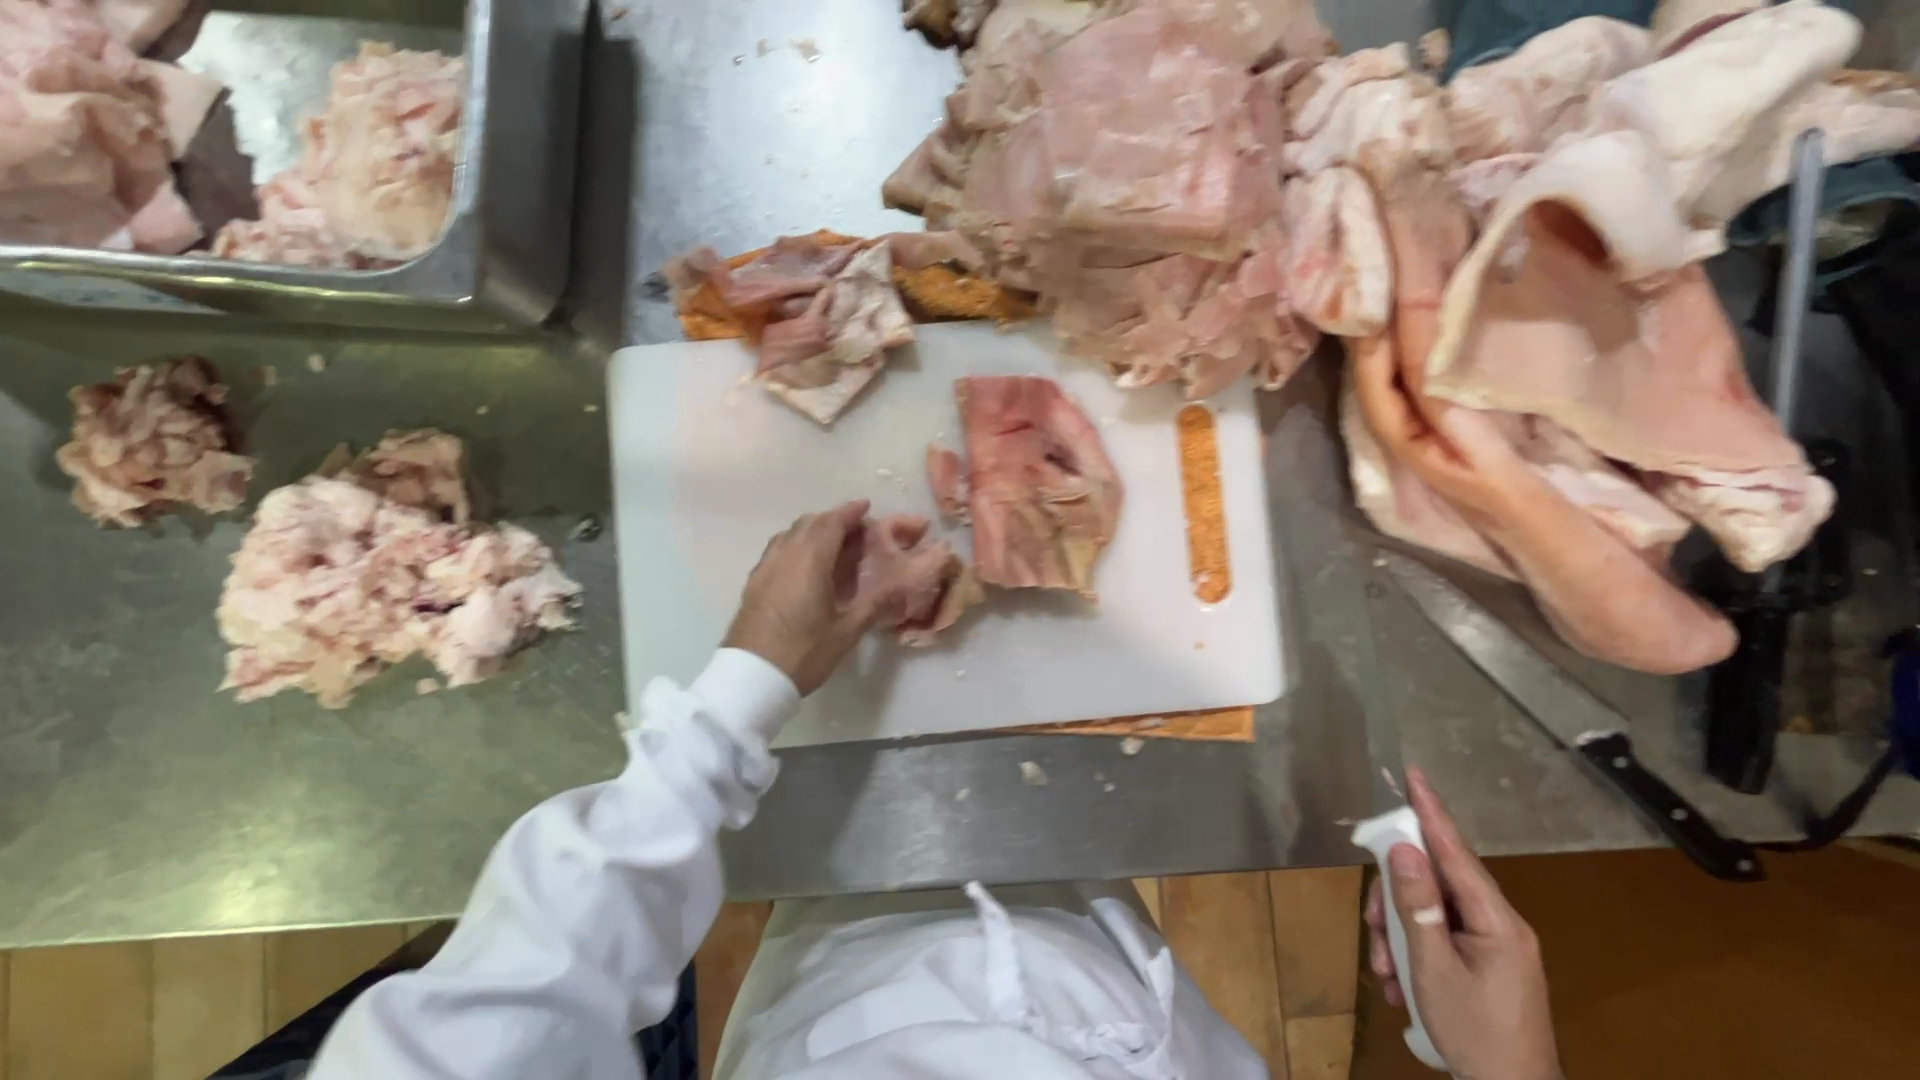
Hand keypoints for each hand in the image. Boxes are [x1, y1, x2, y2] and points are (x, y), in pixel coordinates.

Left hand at [722, 501, 889, 695]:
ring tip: (831, 541)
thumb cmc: (803, 652)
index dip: (850, 512)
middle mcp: (784, 555)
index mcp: (809, 561)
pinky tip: (804, 563)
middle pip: (809, 523)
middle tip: (855, 528)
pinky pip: (777, 549)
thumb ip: (874, 604)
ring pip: (789, 534)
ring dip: (812, 529)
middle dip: (832, 519)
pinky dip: (795, 544)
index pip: (831, 523)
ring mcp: (765, 568)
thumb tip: (901, 585)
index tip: (866, 506)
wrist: (751, 676)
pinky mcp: (754, 582)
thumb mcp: (846, 631)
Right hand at [1365, 766, 1561, 1079]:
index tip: (1413, 775)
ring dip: (1399, 935)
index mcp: (1496, 920)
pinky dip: (1414, 953)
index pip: (1456, 852)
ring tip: (1384, 972)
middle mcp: (1500, 924)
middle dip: (1395, 900)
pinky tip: (1400, 984)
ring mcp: (1496, 945)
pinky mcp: (1488, 964)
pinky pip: (1442, 938)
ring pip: (1433, 913)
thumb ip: (1415, 905)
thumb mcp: (1432, 968)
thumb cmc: (1473, 1031)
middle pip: (1437, 884)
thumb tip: (1402, 848)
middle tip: (1371, 929)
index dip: (1430, 812)